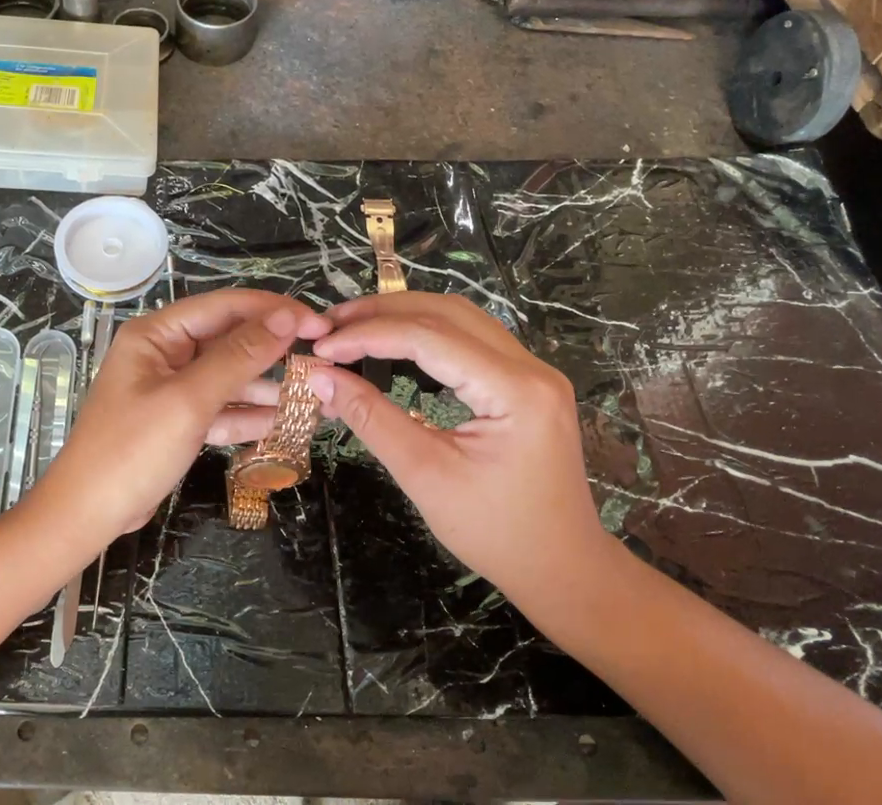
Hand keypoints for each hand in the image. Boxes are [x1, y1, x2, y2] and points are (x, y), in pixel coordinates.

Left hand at [31, 289, 328, 543]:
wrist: (88, 514)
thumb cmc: (132, 451)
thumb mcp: (189, 401)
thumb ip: (238, 358)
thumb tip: (284, 319)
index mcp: (156, 334)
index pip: (224, 307)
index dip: (274, 311)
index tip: (318, 324)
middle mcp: (163, 353)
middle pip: (228, 340)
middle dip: (273, 351)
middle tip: (322, 360)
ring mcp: (169, 388)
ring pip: (228, 376)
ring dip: (266, 387)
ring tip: (313, 395)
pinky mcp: (176, 421)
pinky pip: (219, 408)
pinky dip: (246, 415)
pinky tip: (282, 422)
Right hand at [306, 292, 607, 593]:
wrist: (561, 568)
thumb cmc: (495, 533)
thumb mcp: (425, 476)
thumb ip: (371, 419)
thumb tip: (320, 377)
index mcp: (515, 390)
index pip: (429, 339)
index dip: (368, 336)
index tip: (321, 349)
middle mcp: (531, 368)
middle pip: (446, 313)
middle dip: (382, 312)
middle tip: (329, 325)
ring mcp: (533, 372)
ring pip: (459, 319)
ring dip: (403, 317)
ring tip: (352, 328)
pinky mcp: (525, 384)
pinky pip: (470, 340)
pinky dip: (425, 335)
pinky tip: (392, 345)